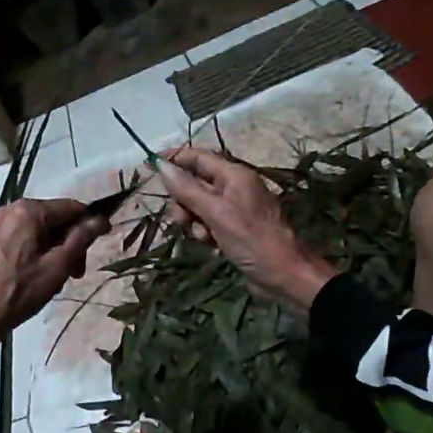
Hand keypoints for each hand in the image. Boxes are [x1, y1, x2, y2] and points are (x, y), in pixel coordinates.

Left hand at [0, 198, 109, 349]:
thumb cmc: (20, 290)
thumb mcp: (58, 265)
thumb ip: (81, 239)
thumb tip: (100, 220)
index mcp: (29, 210)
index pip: (72, 207)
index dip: (91, 223)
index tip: (104, 241)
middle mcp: (13, 209)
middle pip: (56, 218)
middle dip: (72, 242)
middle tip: (77, 273)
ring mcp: (1, 224)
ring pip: (42, 231)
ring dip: (57, 251)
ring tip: (58, 279)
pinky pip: (27, 238)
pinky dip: (40, 253)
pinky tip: (41, 277)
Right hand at [158, 147, 337, 312]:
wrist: (283, 275)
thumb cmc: (251, 240)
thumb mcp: (215, 213)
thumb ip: (187, 189)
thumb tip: (161, 165)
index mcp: (235, 174)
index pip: (198, 157)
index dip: (174, 159)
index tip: (150, 167)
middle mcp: (234, 187)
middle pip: (195, 182)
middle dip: (182, 200)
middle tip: (180, 220)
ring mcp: (234, 208)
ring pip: (198, 205)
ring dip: (192, 220)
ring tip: (201, 237)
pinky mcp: (233, 228)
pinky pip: (208, 222)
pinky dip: (204, 232)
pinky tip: (210, 245)